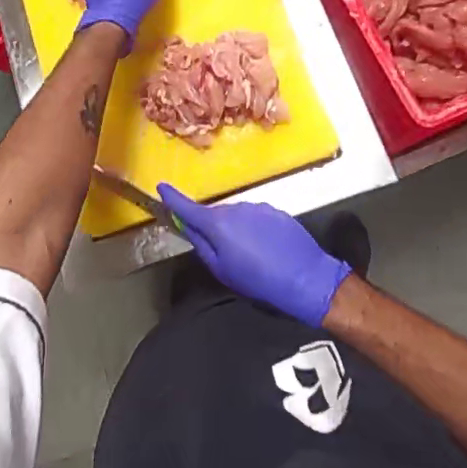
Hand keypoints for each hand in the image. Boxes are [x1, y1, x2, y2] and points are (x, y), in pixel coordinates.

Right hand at [159, 185, 351, 326]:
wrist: (305, 277)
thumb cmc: (257, 279)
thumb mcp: (221, 269)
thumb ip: (202, 245)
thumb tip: (189, 228)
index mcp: (218, 223)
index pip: (188, 208)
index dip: (172, 198)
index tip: (161, 187)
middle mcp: (237, 208)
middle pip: (216, 215)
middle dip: (213, 228)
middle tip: (223, 255)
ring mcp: (260, 207)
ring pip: (238, 217)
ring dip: (237, 230)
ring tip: (250, 256)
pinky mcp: (278, 212)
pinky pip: (257, 219)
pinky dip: (255, 231)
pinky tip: (267, 250)